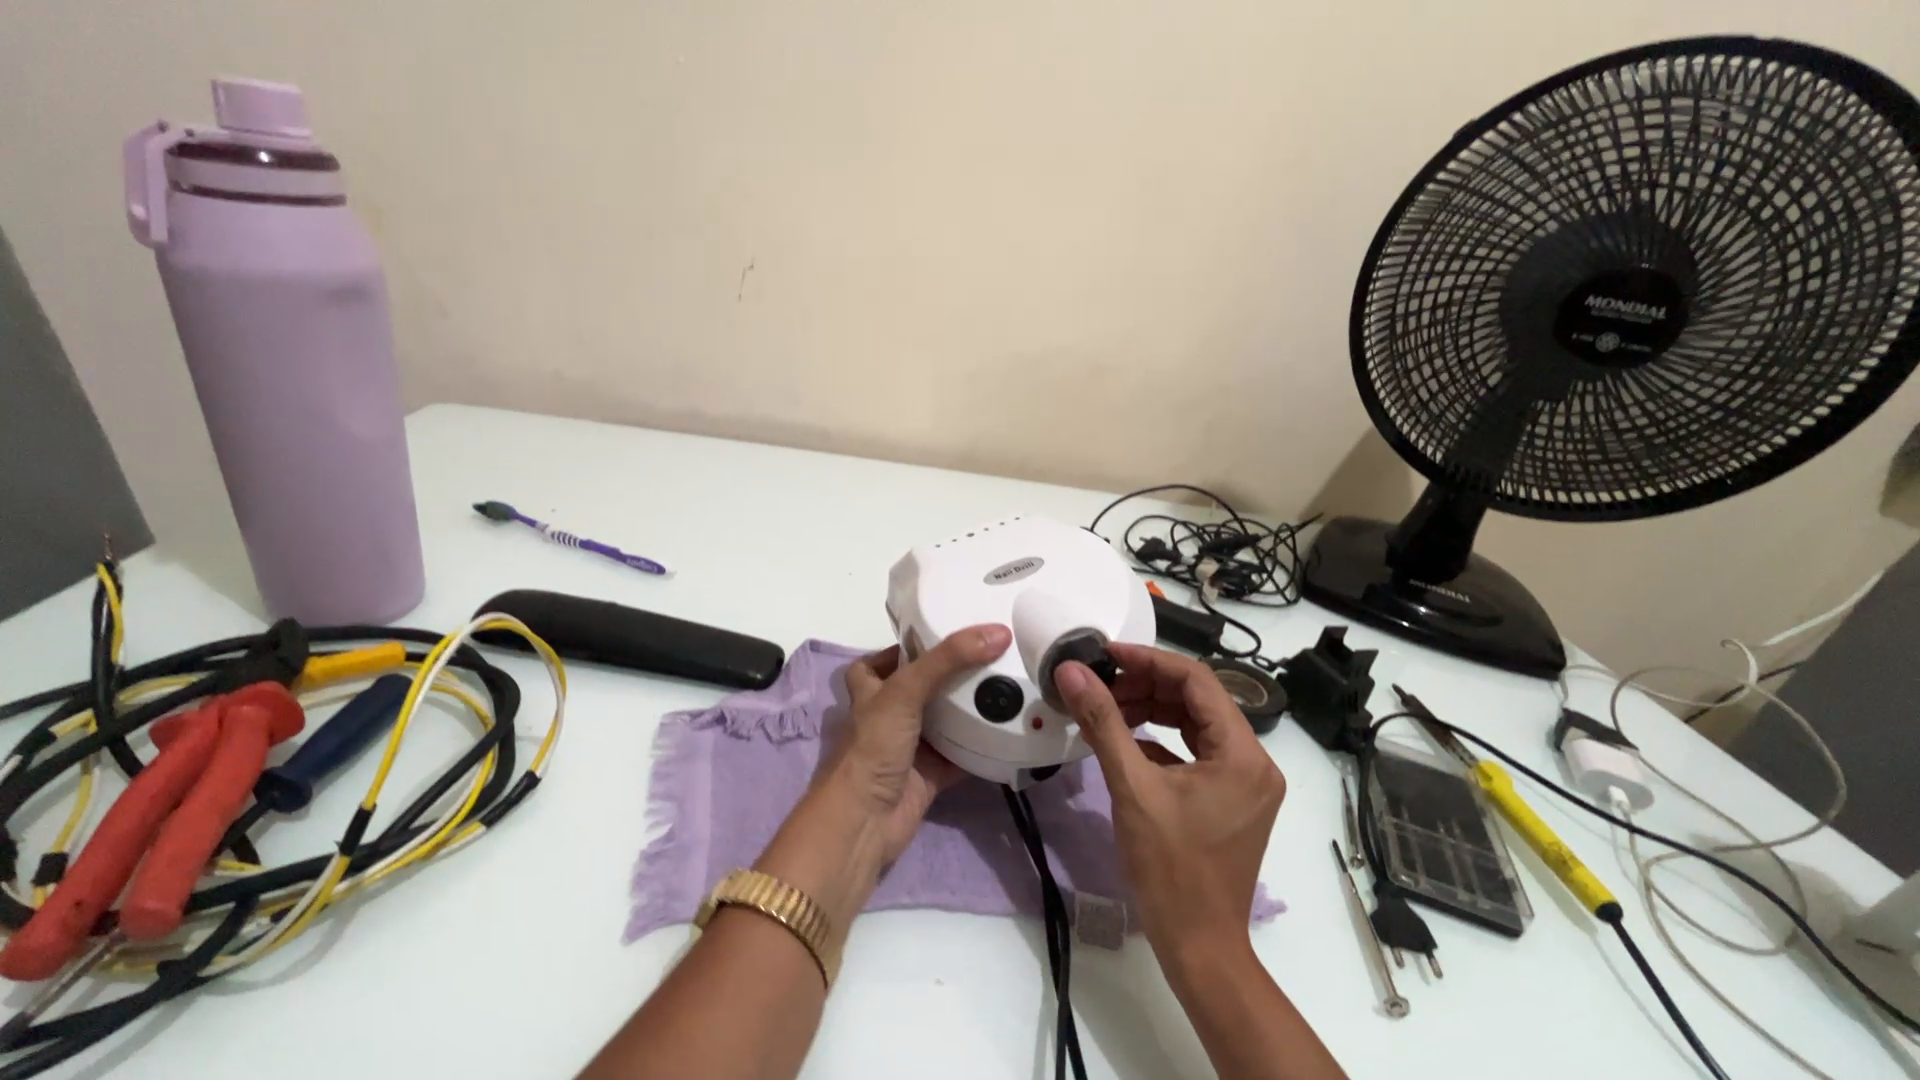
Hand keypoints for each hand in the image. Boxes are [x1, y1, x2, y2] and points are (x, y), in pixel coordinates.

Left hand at [832, 624, 1011, 860]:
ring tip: (1007, 681)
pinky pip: (962, 754)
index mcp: (871, 692)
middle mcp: (890, 716)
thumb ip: (947, 659)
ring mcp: (911, 747)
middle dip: (951, 674)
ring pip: (944, 721)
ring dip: (970, 707)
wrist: (865, 821)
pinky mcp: (932, 774)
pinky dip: (982, 745)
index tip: (946, 631)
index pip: (885, 660)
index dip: (908, 646)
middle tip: (990, 655)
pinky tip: (1010, 729)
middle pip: (922, 688)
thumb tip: (998, 632)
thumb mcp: (904, 691)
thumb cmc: (873, 747)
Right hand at [1053, 644, 1284, 959]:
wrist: (1199, 944)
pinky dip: (1163, 741)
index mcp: (1243, 754)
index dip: (1149, 660)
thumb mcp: (1132, 788)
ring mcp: (1248, 783)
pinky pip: (1198, 753)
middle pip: (1200, 700)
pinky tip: (1127, 742)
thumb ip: (1103, 723)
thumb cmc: (1169, 868)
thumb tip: (1072, 672)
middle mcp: (1255, 762)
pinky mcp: (1234, 801)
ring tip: (1108, 709)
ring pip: (1198, 725)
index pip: (1197, 681)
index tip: (1105, 653)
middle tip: (1099, 685)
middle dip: (1147, 686)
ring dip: (1154, 711)